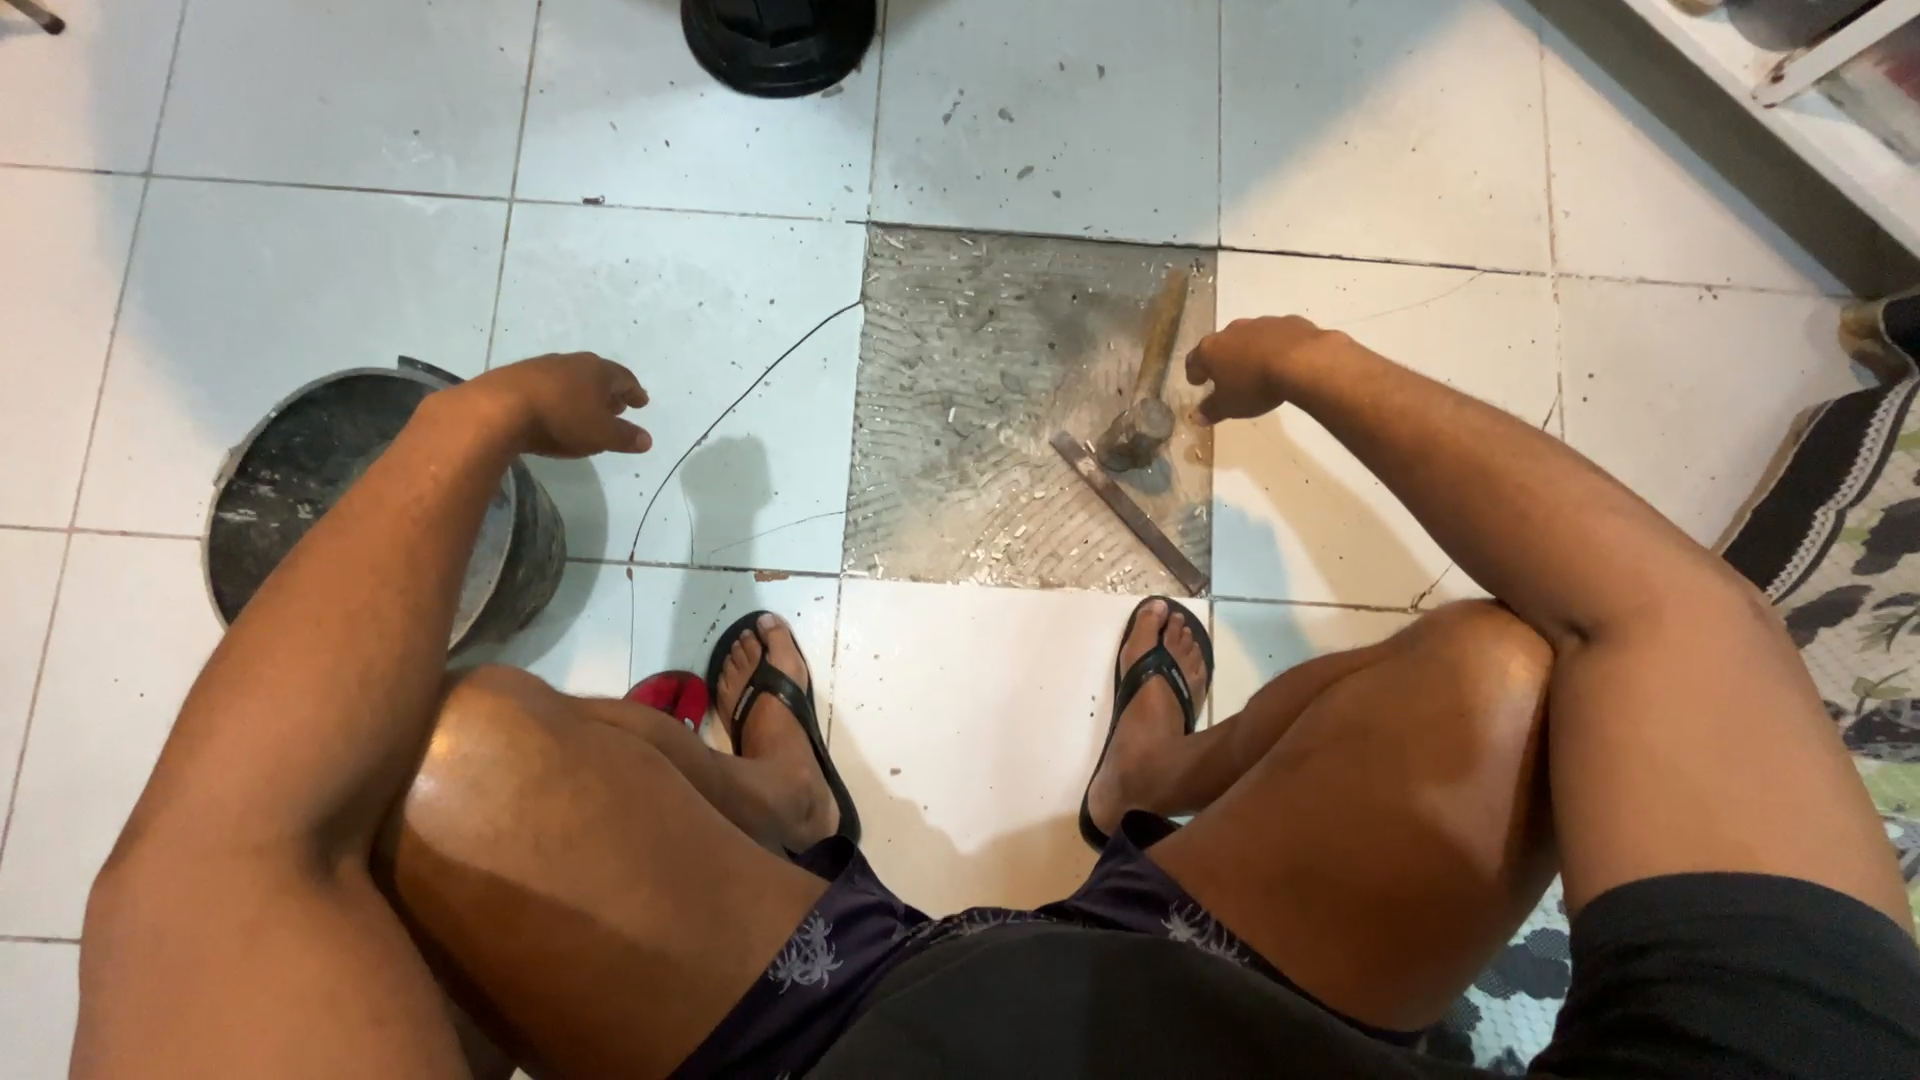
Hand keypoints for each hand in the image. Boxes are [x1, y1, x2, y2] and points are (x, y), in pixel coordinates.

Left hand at [456, 352, 650, 457]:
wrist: (496, 411)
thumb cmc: (561, 420)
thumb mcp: (601, 435)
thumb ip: (626, 437)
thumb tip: (646, 439)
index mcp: (597, 371)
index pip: (624, 379)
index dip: (634, 392)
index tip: (641, 403)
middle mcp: (571, 362)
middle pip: (597, 375)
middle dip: (608, 392)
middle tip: (616, 407)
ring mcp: (539, 366)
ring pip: (569, 378)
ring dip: (581, 393)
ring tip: (584, 410)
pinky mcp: (513, 376)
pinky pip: (545, 386)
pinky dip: (557, 397)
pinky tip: (553, 410)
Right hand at [1185, 315, 1333, 424]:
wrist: (1303, 361)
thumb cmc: (1255, 385)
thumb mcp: (1230, 406)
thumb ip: (1212, 410)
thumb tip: (1198, 418)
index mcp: (1211, 350)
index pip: (1193, 360)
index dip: (1194, 373)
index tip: (1197, 382)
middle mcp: (1232, 331)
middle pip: (1221, 344)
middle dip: (1222, 359)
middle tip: (1228, 375)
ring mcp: (1261, 323)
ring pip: (1249, 337)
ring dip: (1249, 350)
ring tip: (1258, 368)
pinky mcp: (1289, 321)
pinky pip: (1276, 335)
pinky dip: (1275, 345)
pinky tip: (1284, 361)